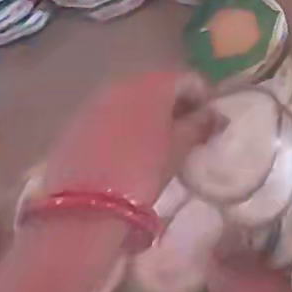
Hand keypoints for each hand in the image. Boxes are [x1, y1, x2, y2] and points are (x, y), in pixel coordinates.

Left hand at [39, 71, 217, 209]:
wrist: (82, 210)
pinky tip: (129, 147)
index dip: (205, 99)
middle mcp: (126, 82)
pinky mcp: (77, 120)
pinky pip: (111, 112)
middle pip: (160, 85)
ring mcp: (98, 99)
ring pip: (134, 98)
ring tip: (158, 140)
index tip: (210, 123)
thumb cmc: (141, 173)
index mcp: (155, 83)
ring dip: (150, 112)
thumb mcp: (179, 149)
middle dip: (175, 104)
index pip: (191, 80)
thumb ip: (200, 125)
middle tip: (186, 131)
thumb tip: (215, 115)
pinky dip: (125, 122)